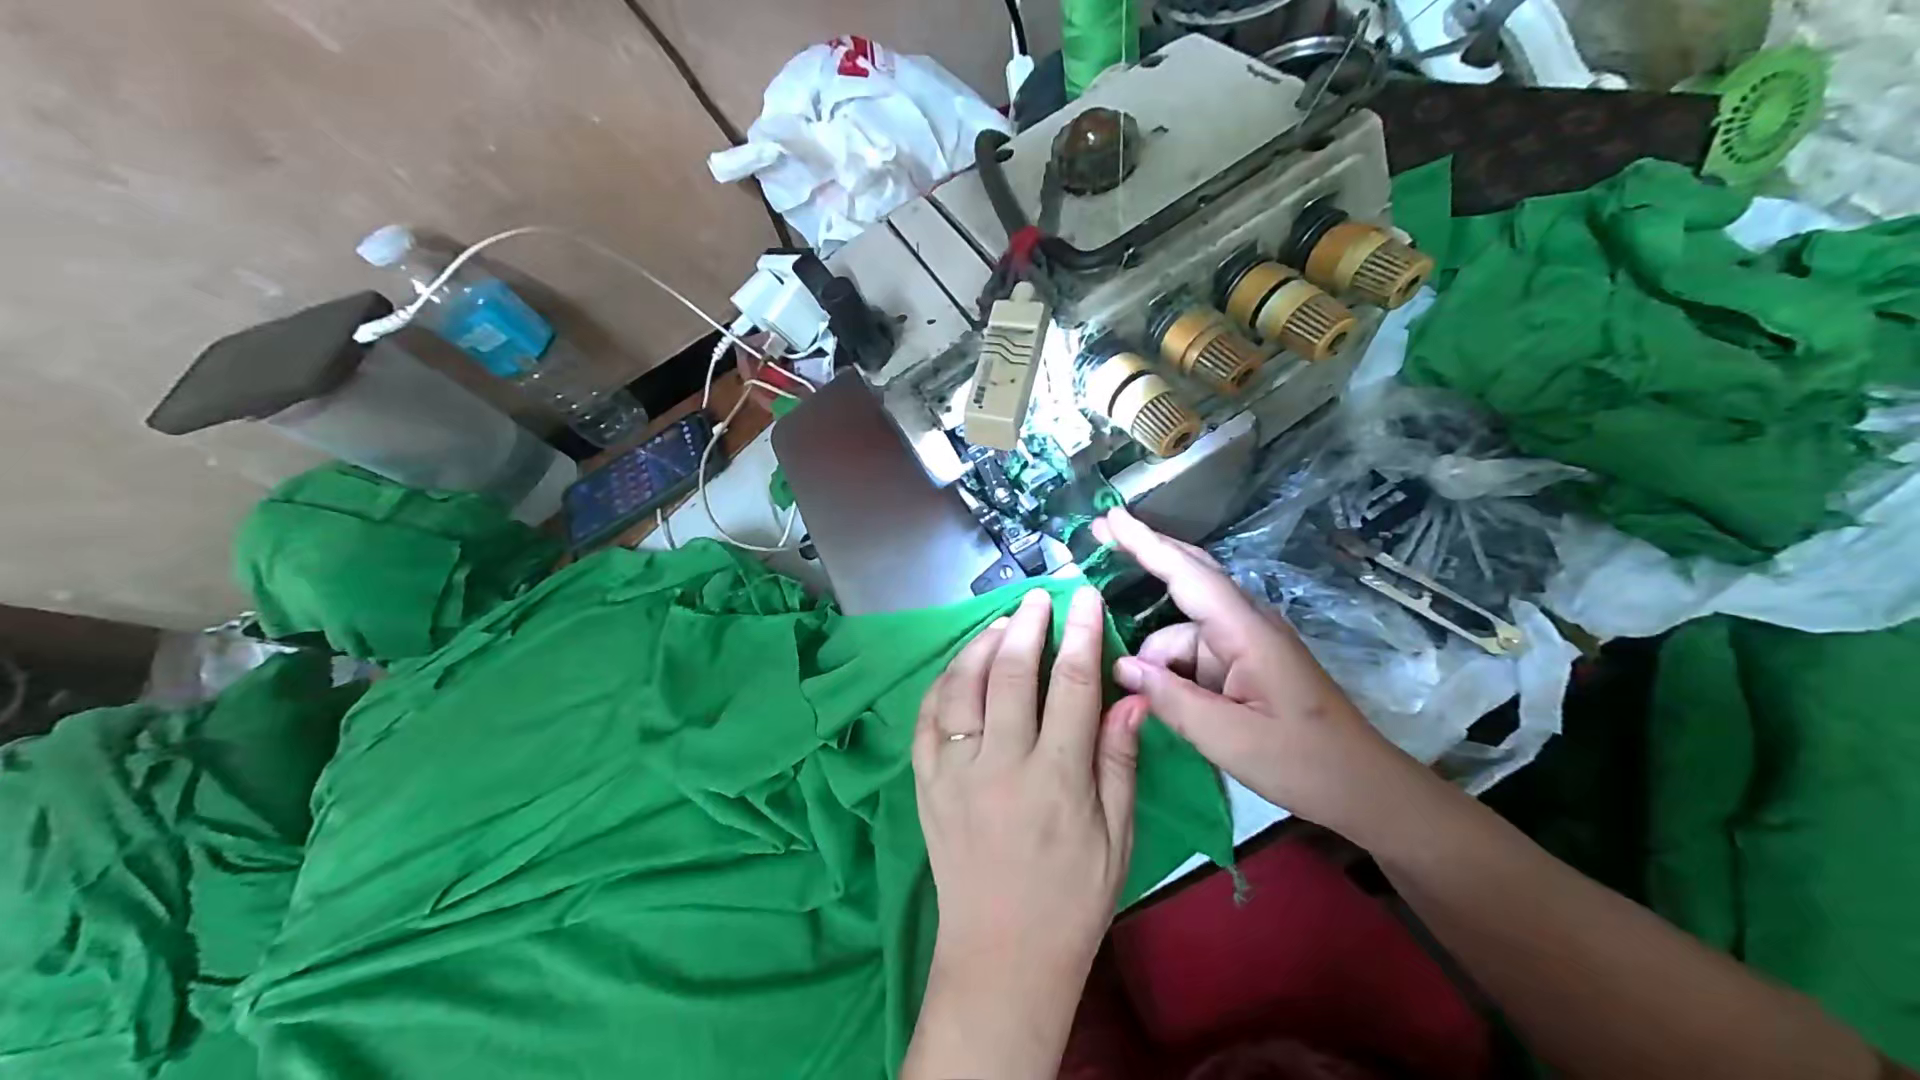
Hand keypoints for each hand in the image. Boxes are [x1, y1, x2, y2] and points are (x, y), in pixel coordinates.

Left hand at [903, 585, 1142, 1079]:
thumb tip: (1132, 697)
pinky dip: (942, 684)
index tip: (1085, 599)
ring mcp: (954, 774)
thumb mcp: (1117, 839)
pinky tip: (959, 667)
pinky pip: (926, 720)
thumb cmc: (1073, 901)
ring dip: (981, 646)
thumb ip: (1120, 761)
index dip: (1082, 635)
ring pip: (962, 688)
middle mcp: (1001, 767)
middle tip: (1040, 596)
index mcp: (1057, 781)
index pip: (1073, 687)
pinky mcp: (925, 786)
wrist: (1002, 957)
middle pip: (1012, 675)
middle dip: (1029, 626)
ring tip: (1002, 622)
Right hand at [1093, 507, 1422, 837]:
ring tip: (1139, 696)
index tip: (1110, 516)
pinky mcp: (1244, 662)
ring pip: (1181, 630)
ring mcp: (1246, 643)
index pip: (1189, 575)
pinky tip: (1159, 697)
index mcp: (1247, 632)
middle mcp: (1245, 625)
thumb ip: (1170, 699)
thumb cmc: (1302, 762)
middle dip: (1143, 556)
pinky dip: (1171, 669)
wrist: (1363, 788)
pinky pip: (1194, 652)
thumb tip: (1122, 666)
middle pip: (1187, 577)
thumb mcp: (1227, 738)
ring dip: (1156, 655)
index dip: (1146, 543)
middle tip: (1096, 538)